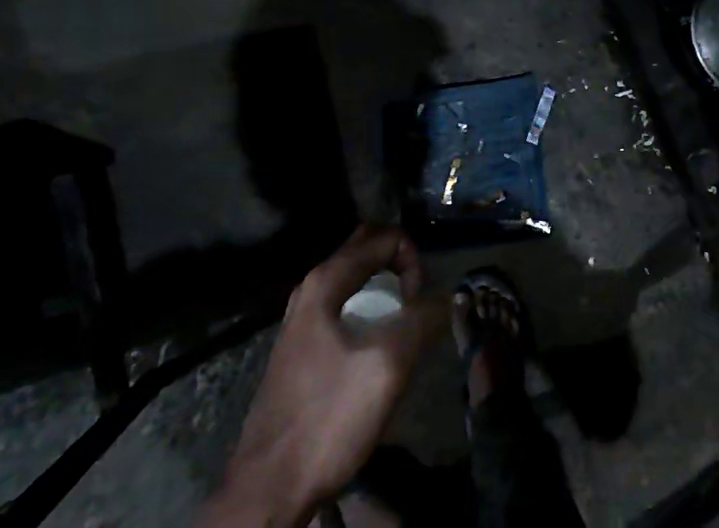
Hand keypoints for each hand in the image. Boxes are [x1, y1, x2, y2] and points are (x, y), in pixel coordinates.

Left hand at [199, 224, 443, 527]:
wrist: (272, 481)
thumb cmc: (329, 416)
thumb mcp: (387, 366)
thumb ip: (421, 321)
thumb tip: (447, 297)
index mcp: (326, 281)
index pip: (383, 238)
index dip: (412, 261)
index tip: (419, 304)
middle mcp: (310, 288)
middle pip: (364, 250)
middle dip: (398, 263)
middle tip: (417, 301)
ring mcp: (303, 316)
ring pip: (353, 279)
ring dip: (384, 288)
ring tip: (404, 323)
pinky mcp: (303, 344)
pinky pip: (344, 305)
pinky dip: (369, 309)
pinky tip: (380, 346)